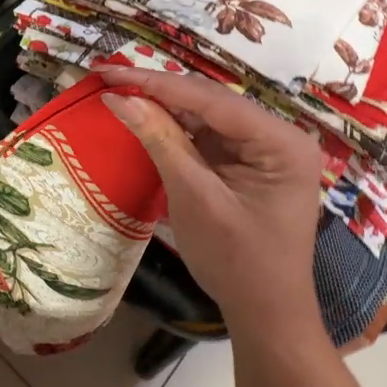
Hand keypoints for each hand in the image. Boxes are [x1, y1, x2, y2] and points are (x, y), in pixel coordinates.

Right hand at [100, 68, 324, 333]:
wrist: (267, 315)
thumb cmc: (237, 261)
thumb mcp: (194, 197)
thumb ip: (160, 140)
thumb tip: (118, 96)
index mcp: (280, 142)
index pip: (209, 98)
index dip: (155, 82)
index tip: (107, 71)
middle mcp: (278, 135)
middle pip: (208, 100)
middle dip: (156, 90)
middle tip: (105, 78)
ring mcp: (264, 148)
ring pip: (203, 112)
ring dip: (161, 105)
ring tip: (116, 91)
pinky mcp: (247, 162)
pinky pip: (205, 132)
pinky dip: (172, 126)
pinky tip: (143, 116)